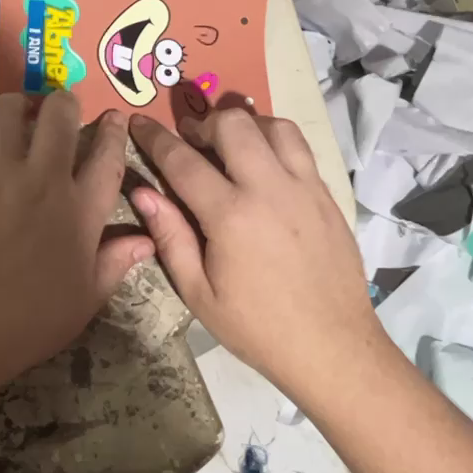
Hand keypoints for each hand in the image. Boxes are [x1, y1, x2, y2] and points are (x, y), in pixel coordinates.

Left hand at [0, 91, 154, 381]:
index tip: (114, 116)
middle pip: (60, 116)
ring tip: (13, 108)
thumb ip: (117, 262)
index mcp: (82, 211)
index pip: (108, 157)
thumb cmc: (31, 320)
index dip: (114, 131)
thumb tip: (148, 239)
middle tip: (57, 106)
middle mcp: (44, 180)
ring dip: (14, 103)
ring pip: (8, 112)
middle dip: (62, 102)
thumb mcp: (87, 298)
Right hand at [128, 108, 383, 395]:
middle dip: (204, 123)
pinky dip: (274, 142)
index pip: (182, 160)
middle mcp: (270, 190)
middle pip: (234, 124)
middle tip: (191, 140)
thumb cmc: (257, 327)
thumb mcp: (198, 292)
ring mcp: (305, 189)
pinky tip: (261, 164)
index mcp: (231, 215)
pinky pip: (300, 149)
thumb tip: (142, 192)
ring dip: (245, 125)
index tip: (137, 122)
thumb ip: (169, 236)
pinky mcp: (327, 197)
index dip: (155, 137)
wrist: (335, 350)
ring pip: (274, 126)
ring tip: (230, 145)